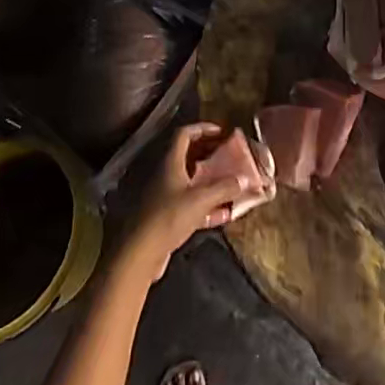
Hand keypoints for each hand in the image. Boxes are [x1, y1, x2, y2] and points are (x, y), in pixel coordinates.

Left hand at [123, 123, 259, 281]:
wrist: (139, 255)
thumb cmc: (168, 217)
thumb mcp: (201, 200)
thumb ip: (224, 187)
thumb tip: (245, 179)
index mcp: (171, 163)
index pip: (184, 135)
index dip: (203, 128)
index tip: (222, 131)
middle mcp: (166, 175)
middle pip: (189, 156)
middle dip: (211, 153)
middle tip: (230, 154)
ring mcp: (165, 197)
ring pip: (191, 181)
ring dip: (211, 180)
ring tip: (231, 181)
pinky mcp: (167, 218)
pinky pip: (191, 204)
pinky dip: (207, 205)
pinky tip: (224, 213)